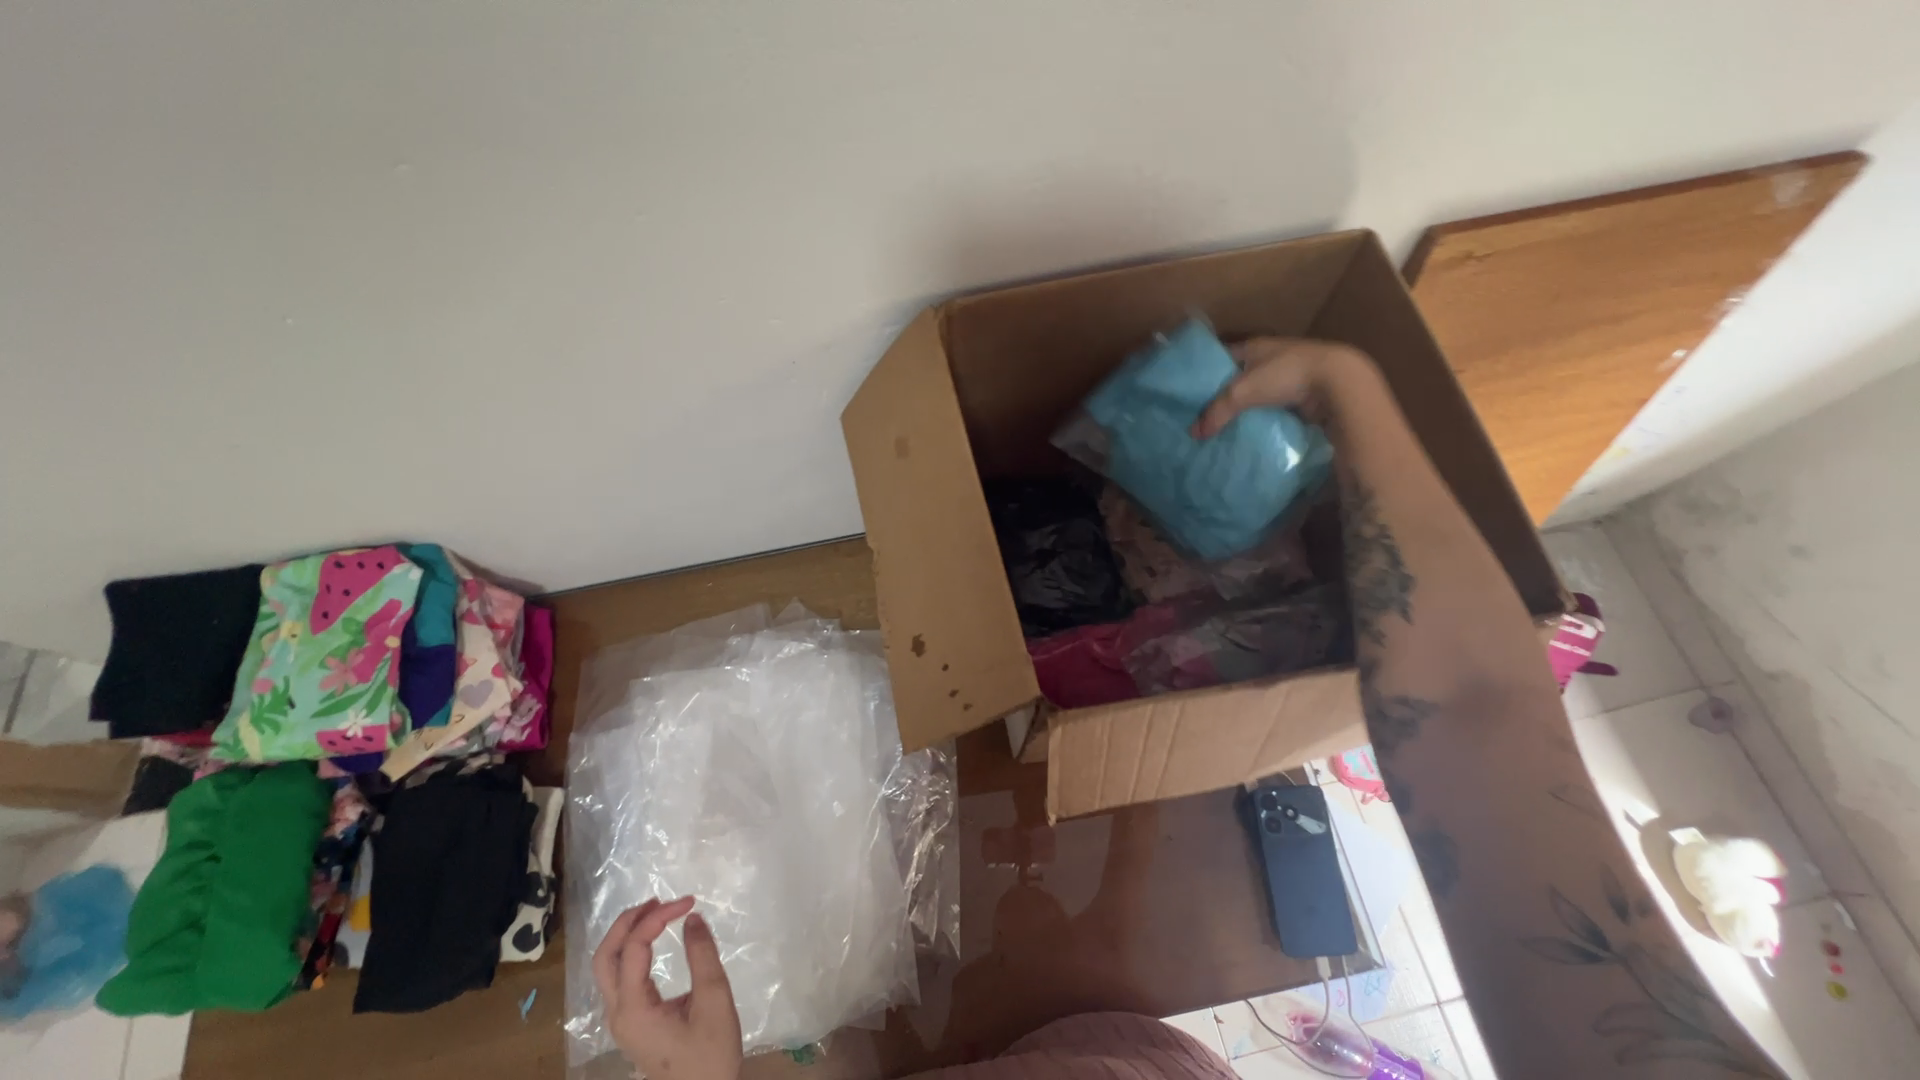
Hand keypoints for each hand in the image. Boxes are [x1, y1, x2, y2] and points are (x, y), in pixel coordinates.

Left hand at [593, 897, 741, 1079]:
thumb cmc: (711, 1054)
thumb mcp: (715, 1001)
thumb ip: (702, 956)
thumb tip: (692, 917)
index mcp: (633, 1009)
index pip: (633, 948)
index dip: (658, 918)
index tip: (689, 902)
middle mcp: (617, 1013)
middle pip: (604, 956)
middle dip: (628, 922)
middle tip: (660, 900)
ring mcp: (621, 1020)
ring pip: (607, 967)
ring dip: (626, 935)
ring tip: (656, 913)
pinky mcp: (631, 1022)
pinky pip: (619, 977)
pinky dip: (631, 950)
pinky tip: (653, 941)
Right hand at [1192, 338, 1373, 436]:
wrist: (1337, 382)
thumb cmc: (1285, 375)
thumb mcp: (1242, 391)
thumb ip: (1216, 412)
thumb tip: (1194, 433)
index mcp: (1254, 347)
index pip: (1221, 358)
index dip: (1205, 374)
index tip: (1191, 395)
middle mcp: (1270, 358)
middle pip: (1238, 378)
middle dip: (1223, 395)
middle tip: (1203, 417)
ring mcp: (1288, 376)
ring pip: (1257, 394)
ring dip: (1245, 409)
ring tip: (1224, 428)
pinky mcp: (1302, 395)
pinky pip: (1274, 408)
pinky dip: (1263, 418)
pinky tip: (1250, 432)